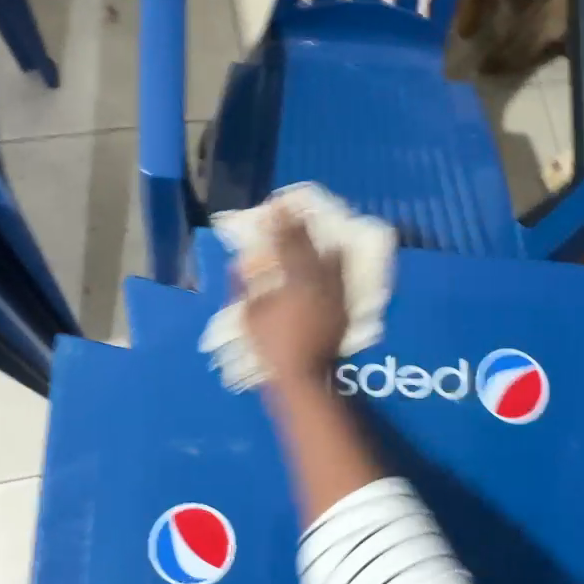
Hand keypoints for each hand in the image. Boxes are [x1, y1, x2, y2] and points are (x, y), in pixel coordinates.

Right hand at [240, 208, 348, 390]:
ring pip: (334, 260)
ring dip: (323, 243)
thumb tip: (239, 264)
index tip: (275, 206)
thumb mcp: (250, 316)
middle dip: (303, 227)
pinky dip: (334, 266)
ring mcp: (336, 296)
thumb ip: (244, 286)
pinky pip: (341, 279)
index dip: (280, 223)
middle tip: (297, 210)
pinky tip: (332, 260)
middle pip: (313, 247)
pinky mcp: (344, 310)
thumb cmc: (272, 347)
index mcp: (297, 279)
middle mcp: (321, 282)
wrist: (305, 376)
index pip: (288, 243)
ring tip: (318, 232)